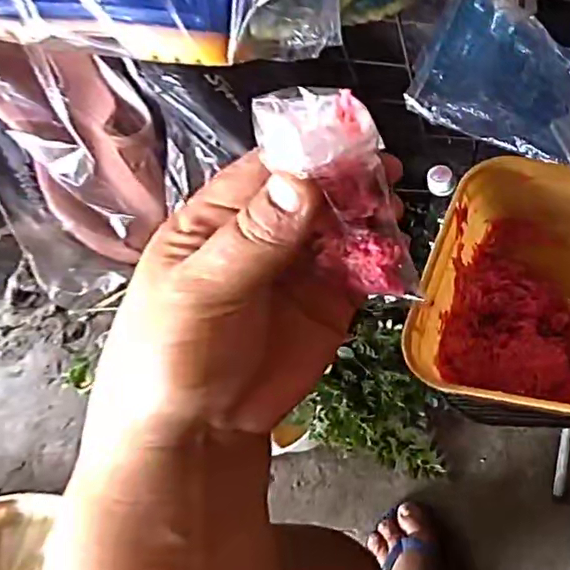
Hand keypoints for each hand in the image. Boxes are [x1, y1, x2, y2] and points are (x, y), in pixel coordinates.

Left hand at [83, 152, 395, 448]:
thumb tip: (300, 182)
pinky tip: (396, 252)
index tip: (351, 142)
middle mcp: (267, 236)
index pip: (268, 170)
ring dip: (373, 217)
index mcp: (219, 221)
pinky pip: (367, 268)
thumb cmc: (173, 355)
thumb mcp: (204, 290)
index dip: (309, 152)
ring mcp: (304, 268)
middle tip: (385, 176)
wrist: (202, 428)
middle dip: (351, 182)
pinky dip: (386, 258)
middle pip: (318, 194)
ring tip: (394, 214)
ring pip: (348, 227)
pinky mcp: (335, 299)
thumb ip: (256, 239)